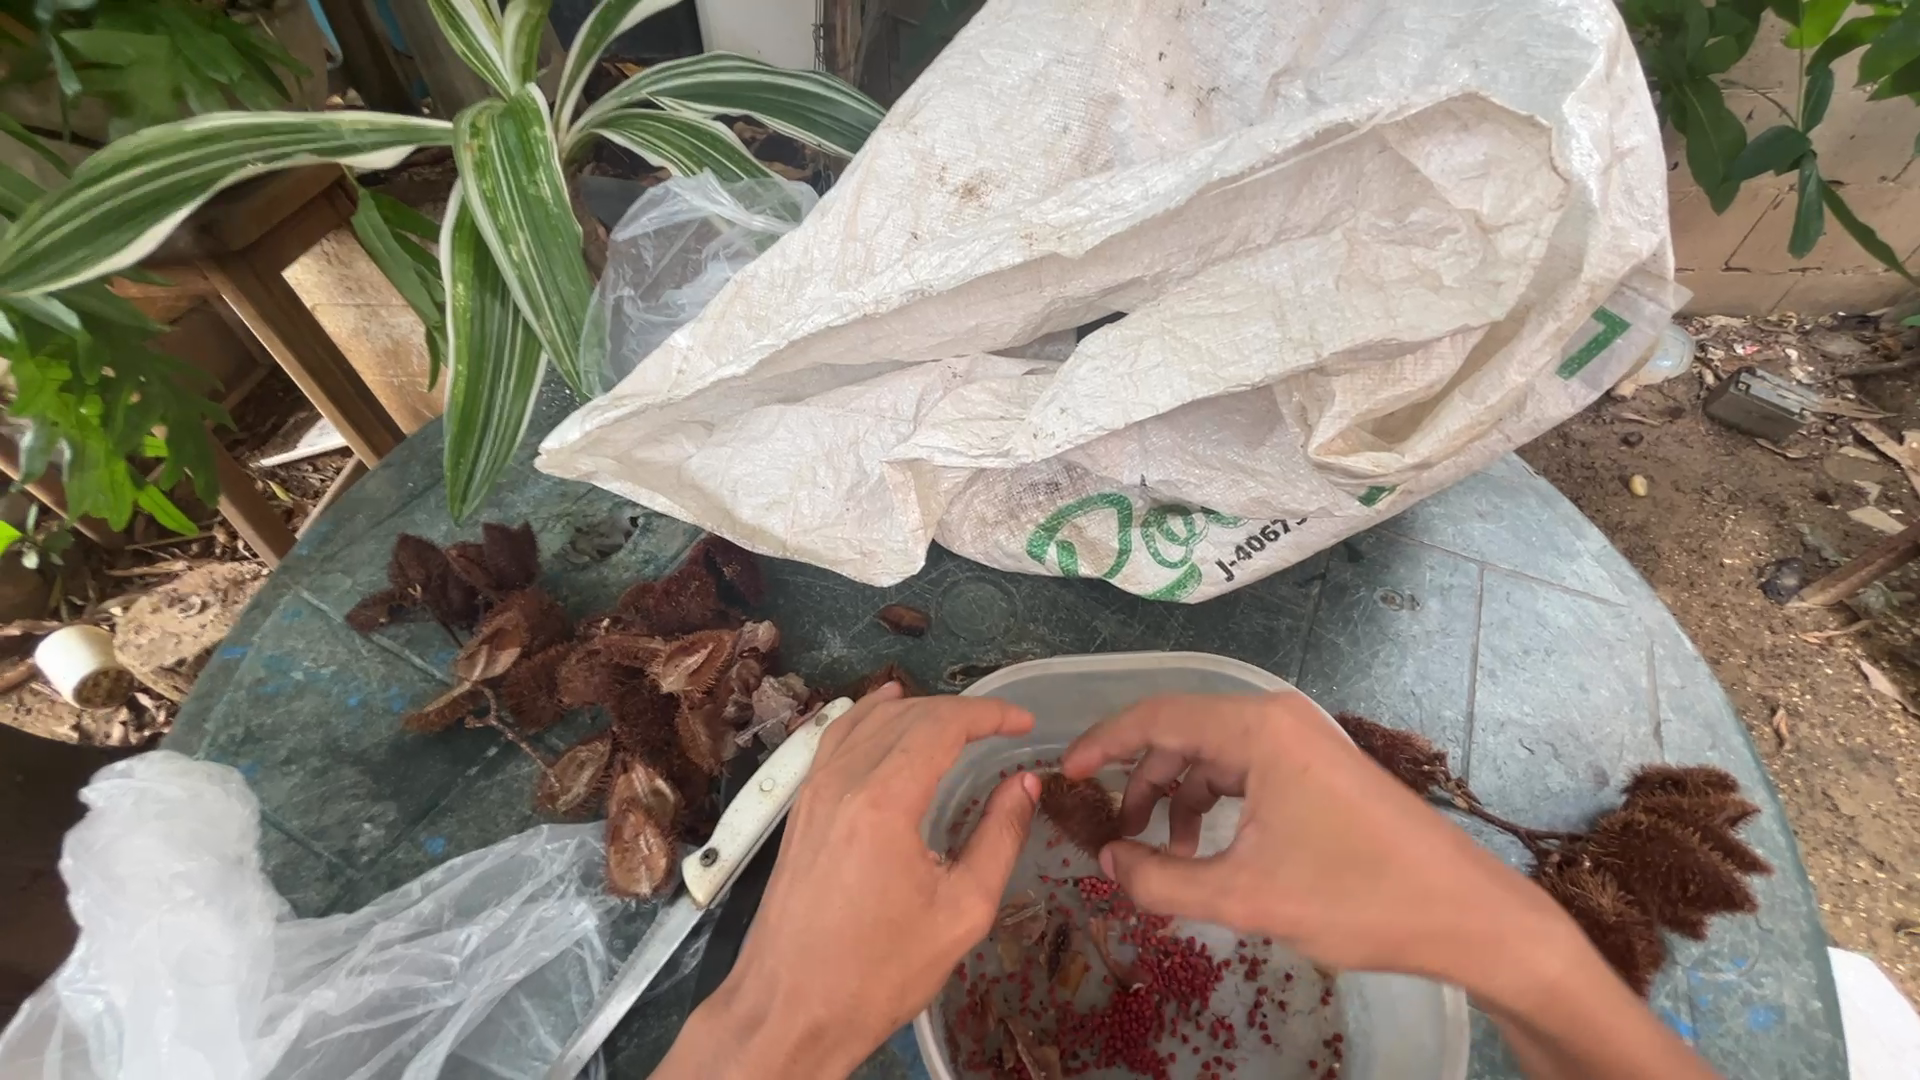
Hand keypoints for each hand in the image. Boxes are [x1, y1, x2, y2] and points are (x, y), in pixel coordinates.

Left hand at [656, 684, 1040, 1079]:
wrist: (787, 1010)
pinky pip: (838, 735)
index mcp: (885, 800)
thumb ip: (999, 837)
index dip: (989, 713)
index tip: (1024, 720)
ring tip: (960, 718)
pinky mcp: (801, 803)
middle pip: (909, 714)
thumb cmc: (880, 971)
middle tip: (1002, 726)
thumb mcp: (961, 912)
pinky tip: (887, 707)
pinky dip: (870, 713)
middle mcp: (844, 778)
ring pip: (871, 718)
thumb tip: (1025, 783)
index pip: (943, 725)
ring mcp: (815, 787)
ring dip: (920, 709)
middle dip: (961, 711)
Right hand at [1060, 692, 1583, 998]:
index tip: (1066, 774)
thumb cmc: (1358, 897)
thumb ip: (1161, 881)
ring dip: (1172, 797)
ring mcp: (1295, 739)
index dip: (1103, 743)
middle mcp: (1272, 718)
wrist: (1473, 918)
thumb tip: (1107, 862)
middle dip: (1137, 782)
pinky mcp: (1309, 766)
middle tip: (1111, 832)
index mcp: (1255, 728)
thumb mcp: (1247, 897)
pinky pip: (1238, 772)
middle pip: (1178, 734)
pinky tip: (1201, 849)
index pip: (1155, 716)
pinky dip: (1208, 804)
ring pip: (1207, 755)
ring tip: (1157, 852)